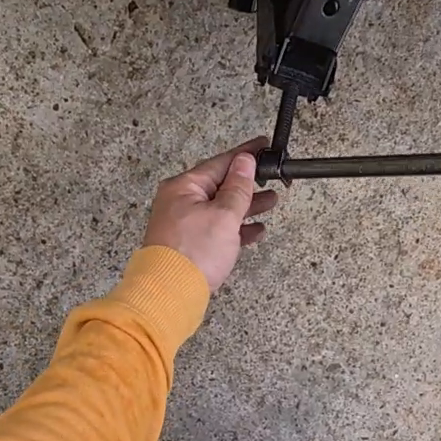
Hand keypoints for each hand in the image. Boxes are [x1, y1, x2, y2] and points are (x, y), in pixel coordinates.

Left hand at [142, 139, 280, 290]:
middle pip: (219, 186)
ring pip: (220, 209)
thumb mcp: (224, 215)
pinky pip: (216, 231)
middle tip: (271, 178)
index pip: (219, 163)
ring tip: (271, 202)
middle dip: (248, 184)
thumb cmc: (193, 253)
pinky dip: (236, 230)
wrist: (170, 294)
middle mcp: (179, 203)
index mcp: (183, 187)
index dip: (245, 155)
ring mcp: (183, 225)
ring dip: (246, 207)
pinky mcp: (189, 246)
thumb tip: (245, 162)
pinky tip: (255, 231)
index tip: (263, 146)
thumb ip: (238, 188)